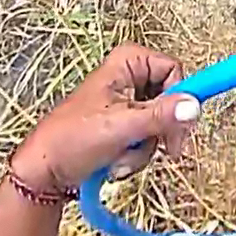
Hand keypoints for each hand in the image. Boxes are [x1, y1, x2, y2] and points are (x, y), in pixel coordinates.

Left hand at [7, 44, 199, 195]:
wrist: (40, 175)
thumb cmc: (73, 140)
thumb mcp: (121, 127)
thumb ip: (160, 115)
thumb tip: (194, 106)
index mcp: (129, 60)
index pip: (174, 70)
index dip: (178, 99)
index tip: (177, 130)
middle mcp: (131, 73)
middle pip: (170, 97)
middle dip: (158, 130)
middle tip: (156, 151)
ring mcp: (127, 98)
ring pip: (160, 120)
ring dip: (146, 147)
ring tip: (122, 159)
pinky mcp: (123, 121)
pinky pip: (147, 134)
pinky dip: (137, 153)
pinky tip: (117, 162)